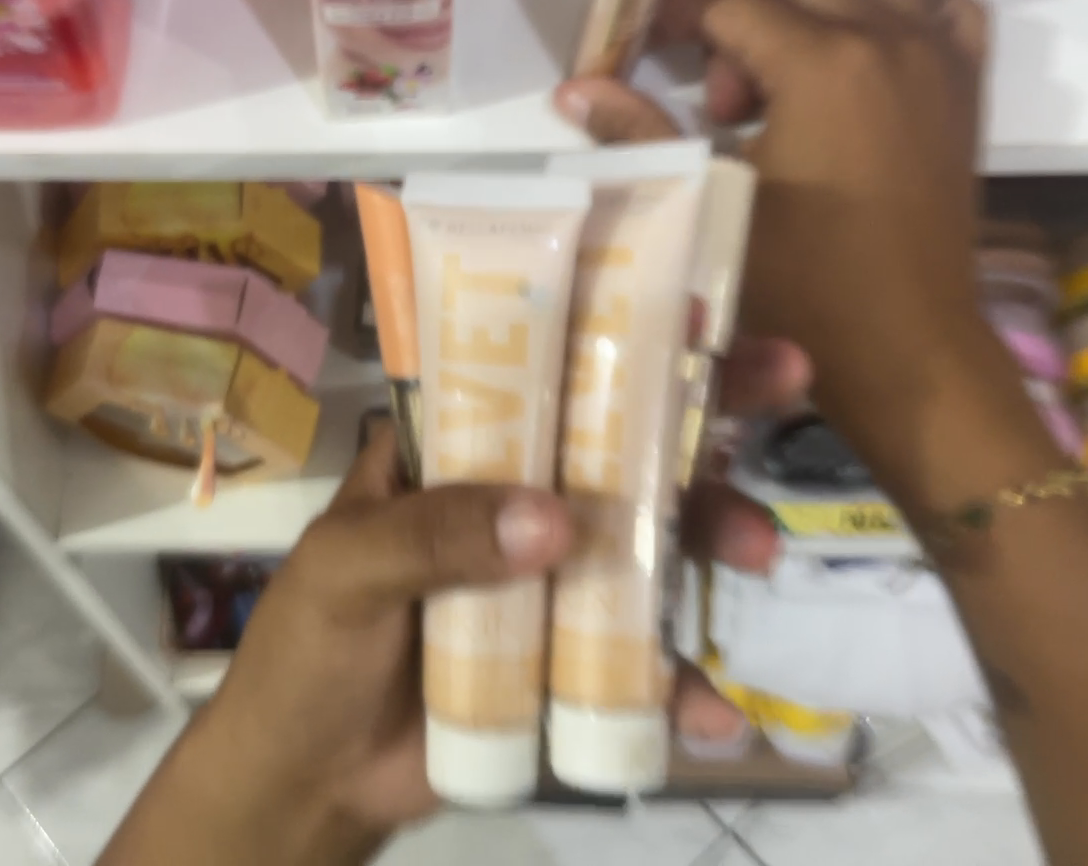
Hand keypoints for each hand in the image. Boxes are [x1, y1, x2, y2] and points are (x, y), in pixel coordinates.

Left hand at [102, 334, 807, 865]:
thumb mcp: (346, 571)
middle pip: (606, 444)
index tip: (684, 310)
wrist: (312, 777)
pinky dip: (680, 676)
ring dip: (705, 531)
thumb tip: (555, 521)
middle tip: (779, 377)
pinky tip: (709, 706)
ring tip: (751, 547)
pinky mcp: (566, 656)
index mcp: (447, 456)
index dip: (598, 336)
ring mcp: (543, 577)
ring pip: (640, 537)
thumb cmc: (307, 652)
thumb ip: (430, 537)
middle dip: (691, 411)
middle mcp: (505, 499)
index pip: (525, 375)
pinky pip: (638, 654)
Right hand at [556, 0, 1042, 510]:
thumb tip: (573, 88)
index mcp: (822, 64)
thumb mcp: (706, 202)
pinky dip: (885, 14)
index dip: (675, 16)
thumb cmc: (795, 281)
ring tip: (781, 81)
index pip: (731, 0)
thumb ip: (639, 132)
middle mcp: (888, 37)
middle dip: (736, 20)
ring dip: (807, 5)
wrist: (900, 343)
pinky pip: (931, 6)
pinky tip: (853, 68)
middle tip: (718, 105)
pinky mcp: (966, 85)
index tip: (641, 50)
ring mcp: (939, 56)